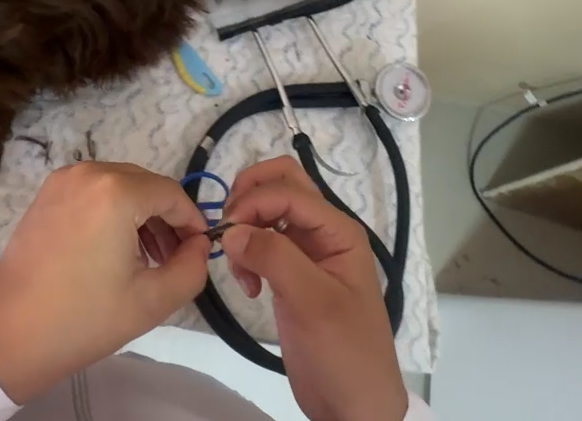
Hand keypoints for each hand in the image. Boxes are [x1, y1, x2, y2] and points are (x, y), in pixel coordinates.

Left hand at [0, 161, 210, 401]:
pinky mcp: (48, 192)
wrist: (11, 331)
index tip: (198, 252)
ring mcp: (64, 179)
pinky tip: (113, 249)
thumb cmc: (84, 316)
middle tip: (172, 260)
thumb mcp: (152, 300)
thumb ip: (191, 268)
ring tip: (145, 260)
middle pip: (145, 185)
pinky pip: (95, 190)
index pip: (171, 194)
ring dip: (140, 214)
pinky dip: (112, 210)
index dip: (191, 221)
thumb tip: (199, 245)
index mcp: (116, 191)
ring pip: (120, 185)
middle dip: (166, 218)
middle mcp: (90, 172)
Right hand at [220, 157, 406, 420]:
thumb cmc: (344, 353)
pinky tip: (247, 283)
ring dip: (245, 225)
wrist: (354, 408)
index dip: (254, 201)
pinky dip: (246, 250)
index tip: (227, 232)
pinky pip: (261, 239)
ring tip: (239, 267)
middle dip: (248, 196)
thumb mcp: (313, 303)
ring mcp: (306, 251)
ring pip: (267, 209)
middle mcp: (322, 231)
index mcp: (338, 230)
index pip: (289, 190)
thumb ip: (274, 258)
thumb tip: (231, 229)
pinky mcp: (289, 271)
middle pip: (280, 183)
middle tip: (228, 229)